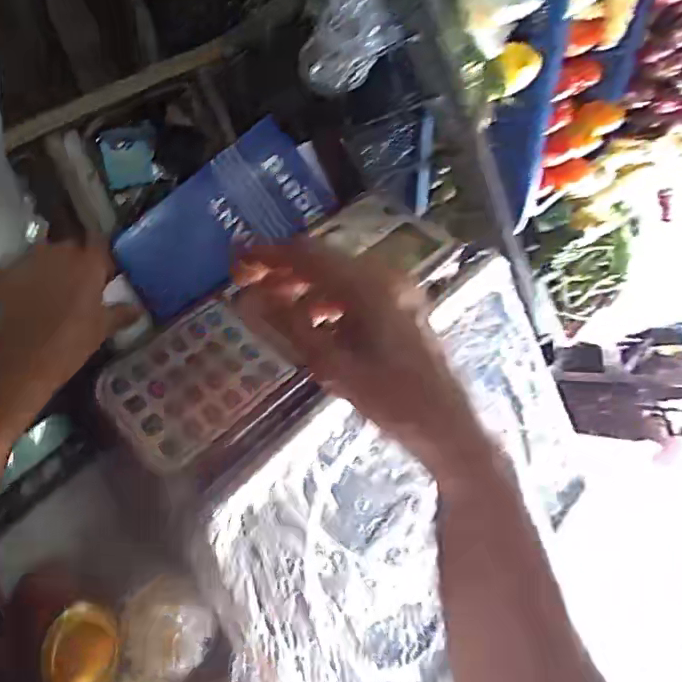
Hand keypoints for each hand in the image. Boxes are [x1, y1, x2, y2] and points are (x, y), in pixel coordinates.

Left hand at [0, 240, 130, 405]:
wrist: (21, 362)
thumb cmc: (71, 342)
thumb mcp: (102, 329)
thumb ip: (121, 313)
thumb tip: (138, 308)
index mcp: (88, 261)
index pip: (100, 241)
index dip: (102, 255)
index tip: (105, 272)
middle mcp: (59, 251)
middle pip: (71, 245)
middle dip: (76, 259)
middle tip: (80, 283)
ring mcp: (29, 259)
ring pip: (44, 253)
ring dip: (50, 265)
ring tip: (52, 288)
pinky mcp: (4, 273)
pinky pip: (19, 268)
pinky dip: (24, 277)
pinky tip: (26, 296)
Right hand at [232, 239, 493, 481]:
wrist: (446, 427)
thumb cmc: (390, 401)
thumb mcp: (331, 366)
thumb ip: (289, 324)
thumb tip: (249, 296)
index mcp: (369, 286)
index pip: (306, 255)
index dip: (267, 255)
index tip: (235, 260)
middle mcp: (385, 275)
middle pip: (322, 258)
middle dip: (282, 269)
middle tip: (246, 283)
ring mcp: (397, 287)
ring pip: (337, 273)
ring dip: (303, 284)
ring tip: (271, 304)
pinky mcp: (401, 303)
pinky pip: (354, 289)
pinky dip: (326, 297)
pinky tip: (309, 321)